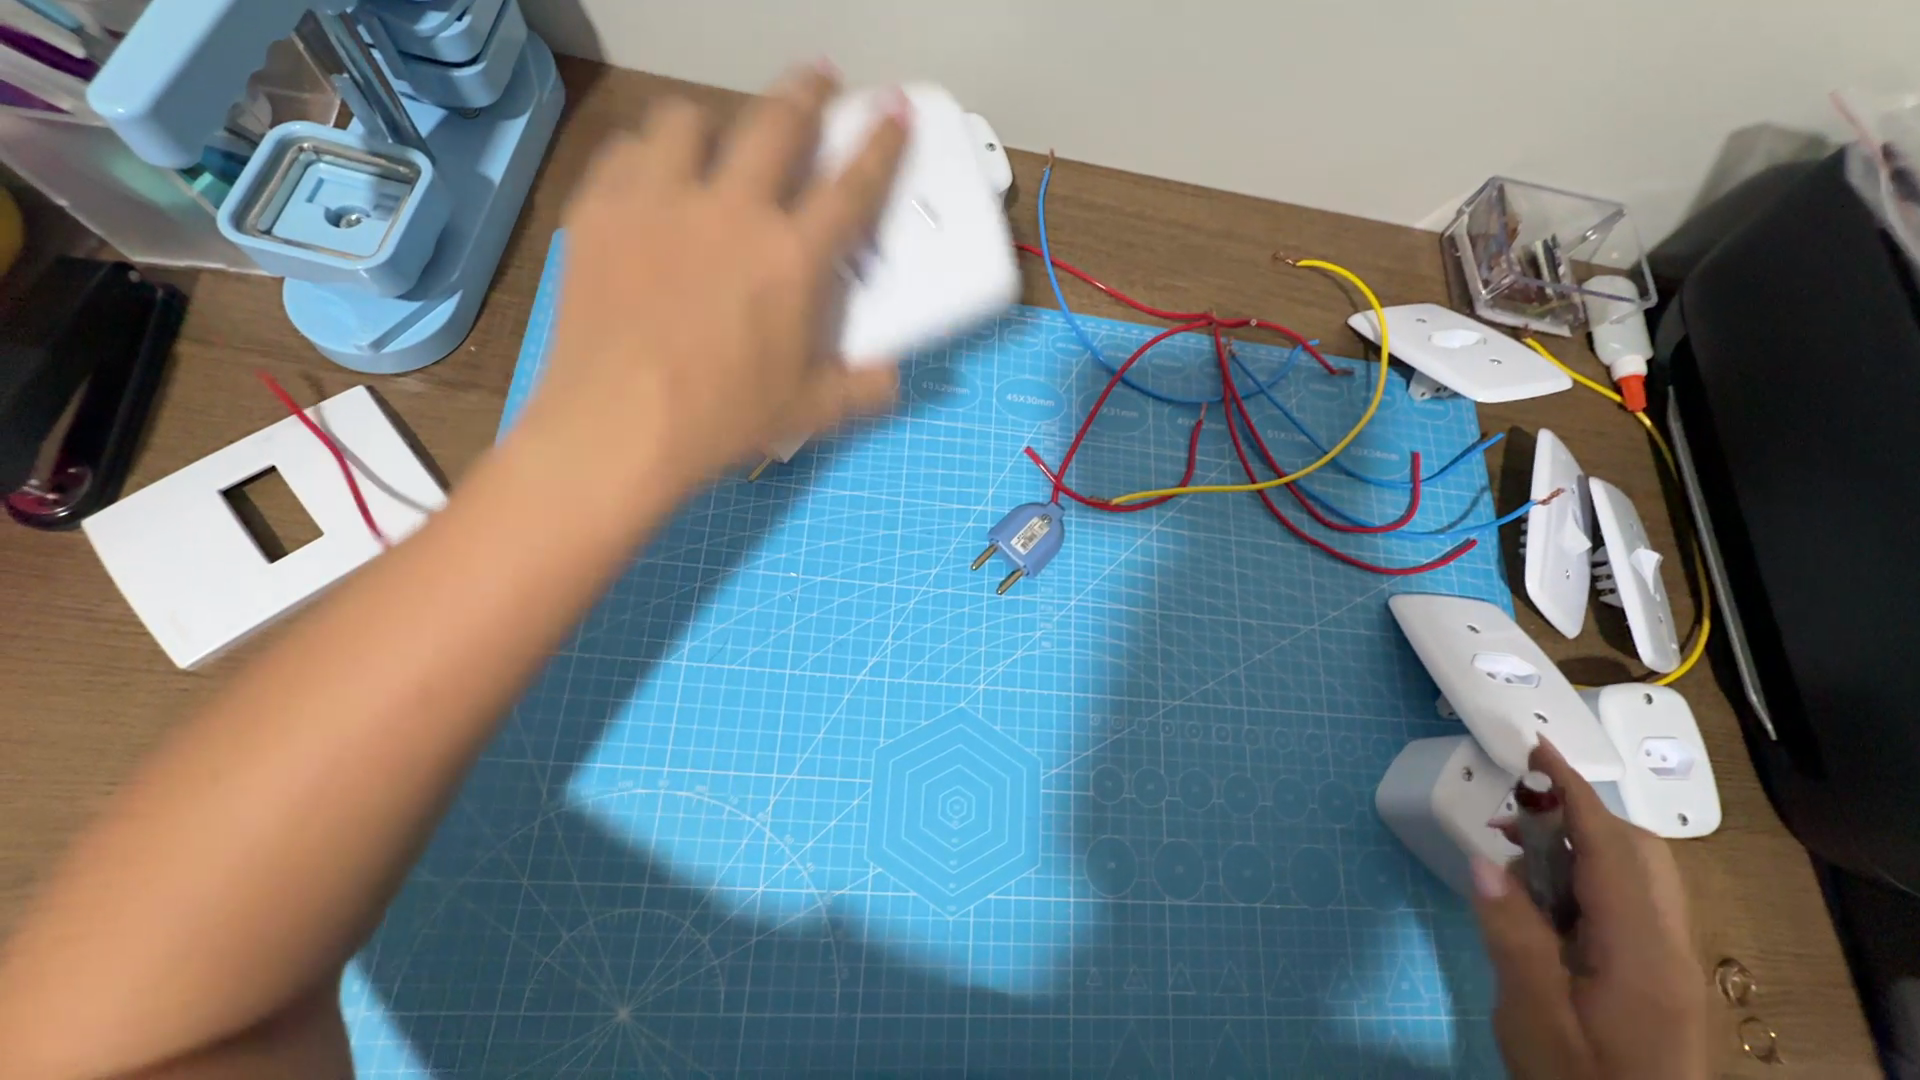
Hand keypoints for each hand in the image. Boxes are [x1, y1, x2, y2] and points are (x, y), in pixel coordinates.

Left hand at [521, 62, 907, 498]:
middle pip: (777, 123)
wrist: (617, 429)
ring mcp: (660, 201)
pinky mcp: (600, 210)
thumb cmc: (723, 421)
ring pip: (689, 119)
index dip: (881, 143)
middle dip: (806, 91)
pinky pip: (626, 150)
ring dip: (714, 122)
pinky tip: (650, 177)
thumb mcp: (809, 410)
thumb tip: (896, 377)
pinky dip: (647, 154)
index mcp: (792, 257)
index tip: (894, 110)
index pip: (852, 185)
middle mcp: (732, 209)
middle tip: (819, 79)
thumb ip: (862, 388)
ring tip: (715, 139)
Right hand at [1473, 739, 1710, 1079]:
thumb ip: (1512, 936)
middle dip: (1576, 816)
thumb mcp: (1532, 1017)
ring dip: (1580, 848)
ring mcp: (1669, 964)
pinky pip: (1629, 903)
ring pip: (1637, 875)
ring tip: (1519, 861)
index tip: (1536, 747)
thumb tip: (1484, 861)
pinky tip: (1544, 906)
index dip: (1573, 791)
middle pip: (1637, 852)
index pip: (1610, 847)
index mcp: (1640, 951)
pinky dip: (1586, 880)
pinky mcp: (1659, 978)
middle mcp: (1667, 948)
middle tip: (1512, 820)